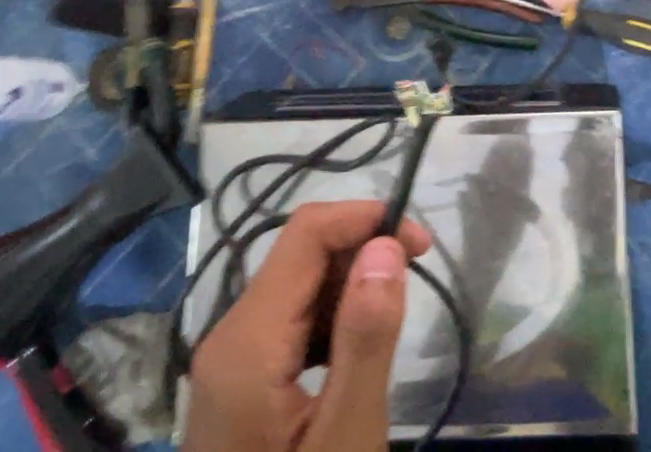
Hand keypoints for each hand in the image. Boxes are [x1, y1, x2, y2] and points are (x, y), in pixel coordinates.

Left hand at [183, 200, 432, 451]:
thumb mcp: (347, 430)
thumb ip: (366, 336)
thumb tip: (385, 245)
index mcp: (247, 339)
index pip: (304, 235)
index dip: (364, 219)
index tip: (422, 245)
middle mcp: (229, 332)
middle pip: (299, 254)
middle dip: (362, 249)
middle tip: (416, 279)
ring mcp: (231, 356)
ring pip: (298, 283)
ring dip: (350, 282)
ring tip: (392, 320)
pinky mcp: (240, 376)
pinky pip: (291, 319)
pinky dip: (332, 315)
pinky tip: (356, 348)